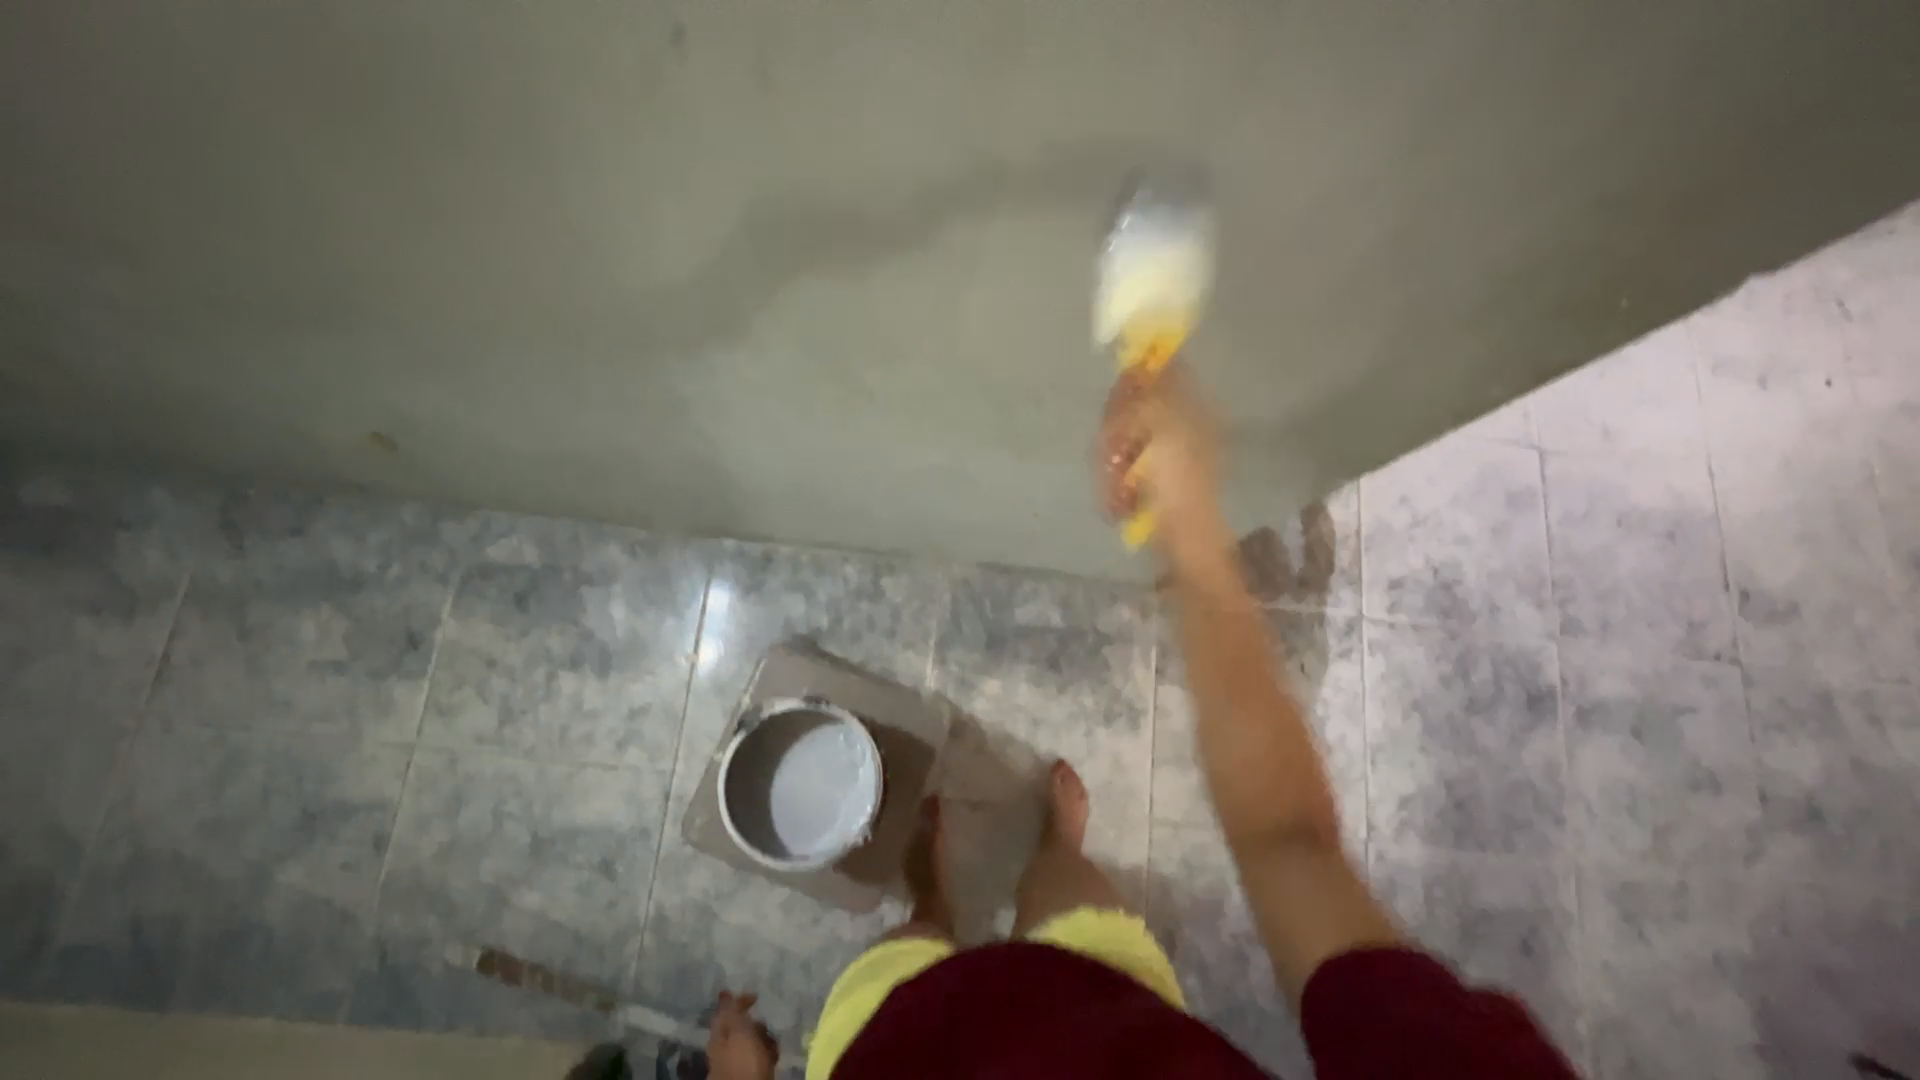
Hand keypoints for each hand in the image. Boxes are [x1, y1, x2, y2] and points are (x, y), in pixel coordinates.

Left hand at [706, 991, 776, 1079]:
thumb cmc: (743, 1061)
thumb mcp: (737, 1030)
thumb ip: (731, 1011)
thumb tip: (723, 991)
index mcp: (718, 1036)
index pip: (726, 1012)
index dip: (739, 1001)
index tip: (756, 996)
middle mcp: (724, 1048)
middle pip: (740, 1027)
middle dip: (756, 1023)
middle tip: (765, 1024)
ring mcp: (735, 1061)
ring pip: (752, 1041)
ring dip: (764, 1038)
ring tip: (773, 1040)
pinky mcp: (749, 1073)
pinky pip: (760, 1056)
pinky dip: (767, 1052)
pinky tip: (774, 1054)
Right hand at [1097, 362, 1230, 567]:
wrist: (1184, 541)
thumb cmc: (1177, 480)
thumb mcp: (1162, 423)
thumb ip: (1149, 388)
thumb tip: (1142, 357)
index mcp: (1192, 407)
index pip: (1157, 373)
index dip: (1131, 384)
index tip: (1118, 406)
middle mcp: (1180, 427)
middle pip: (1130, 409)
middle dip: (1114, 434)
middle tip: (1116, 454)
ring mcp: (1165, 458)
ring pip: (1119, 444)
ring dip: (1110, 467)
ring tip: (1117, 491)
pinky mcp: (1150, 486)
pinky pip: (1119, 473)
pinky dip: (1114, 487)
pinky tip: (1119, 504)